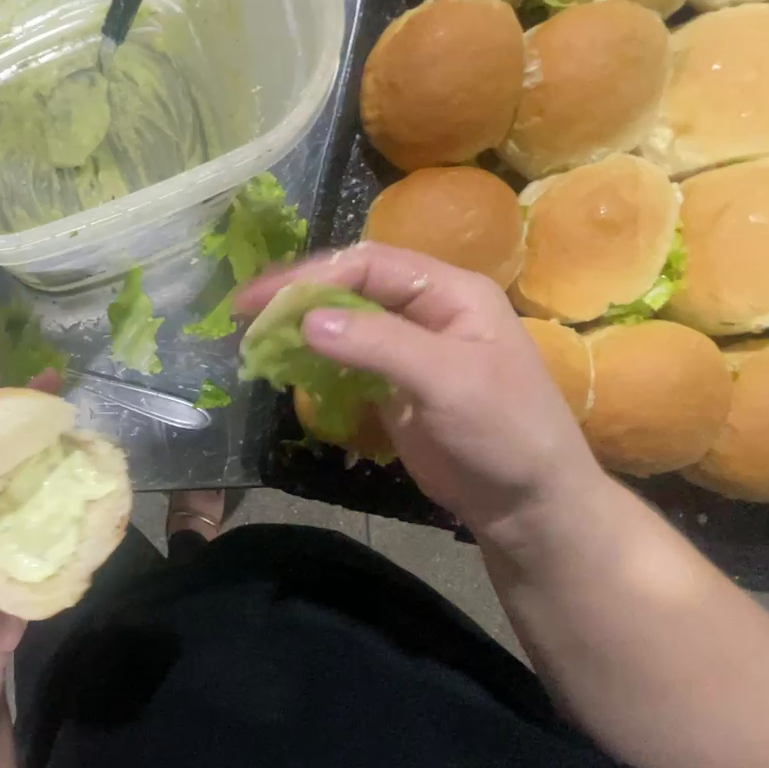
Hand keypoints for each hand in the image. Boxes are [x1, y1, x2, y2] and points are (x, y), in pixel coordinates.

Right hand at [236, 243, 607, 539]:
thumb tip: (306, 321)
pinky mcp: (390, 384)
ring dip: (299, 328)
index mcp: (449, 292)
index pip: (369, 265)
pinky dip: (310, 360)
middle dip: (297, 297)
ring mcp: (406, 348)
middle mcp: (425, 310)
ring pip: (342, 322)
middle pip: (350, 286)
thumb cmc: (503, 433)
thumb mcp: (447, 380)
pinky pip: (343, 359)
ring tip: (254, 340)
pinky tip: (282, 366)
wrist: (524, 501)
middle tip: (244, 315)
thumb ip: (379, 345)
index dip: (312, 277)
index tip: (260, 301)